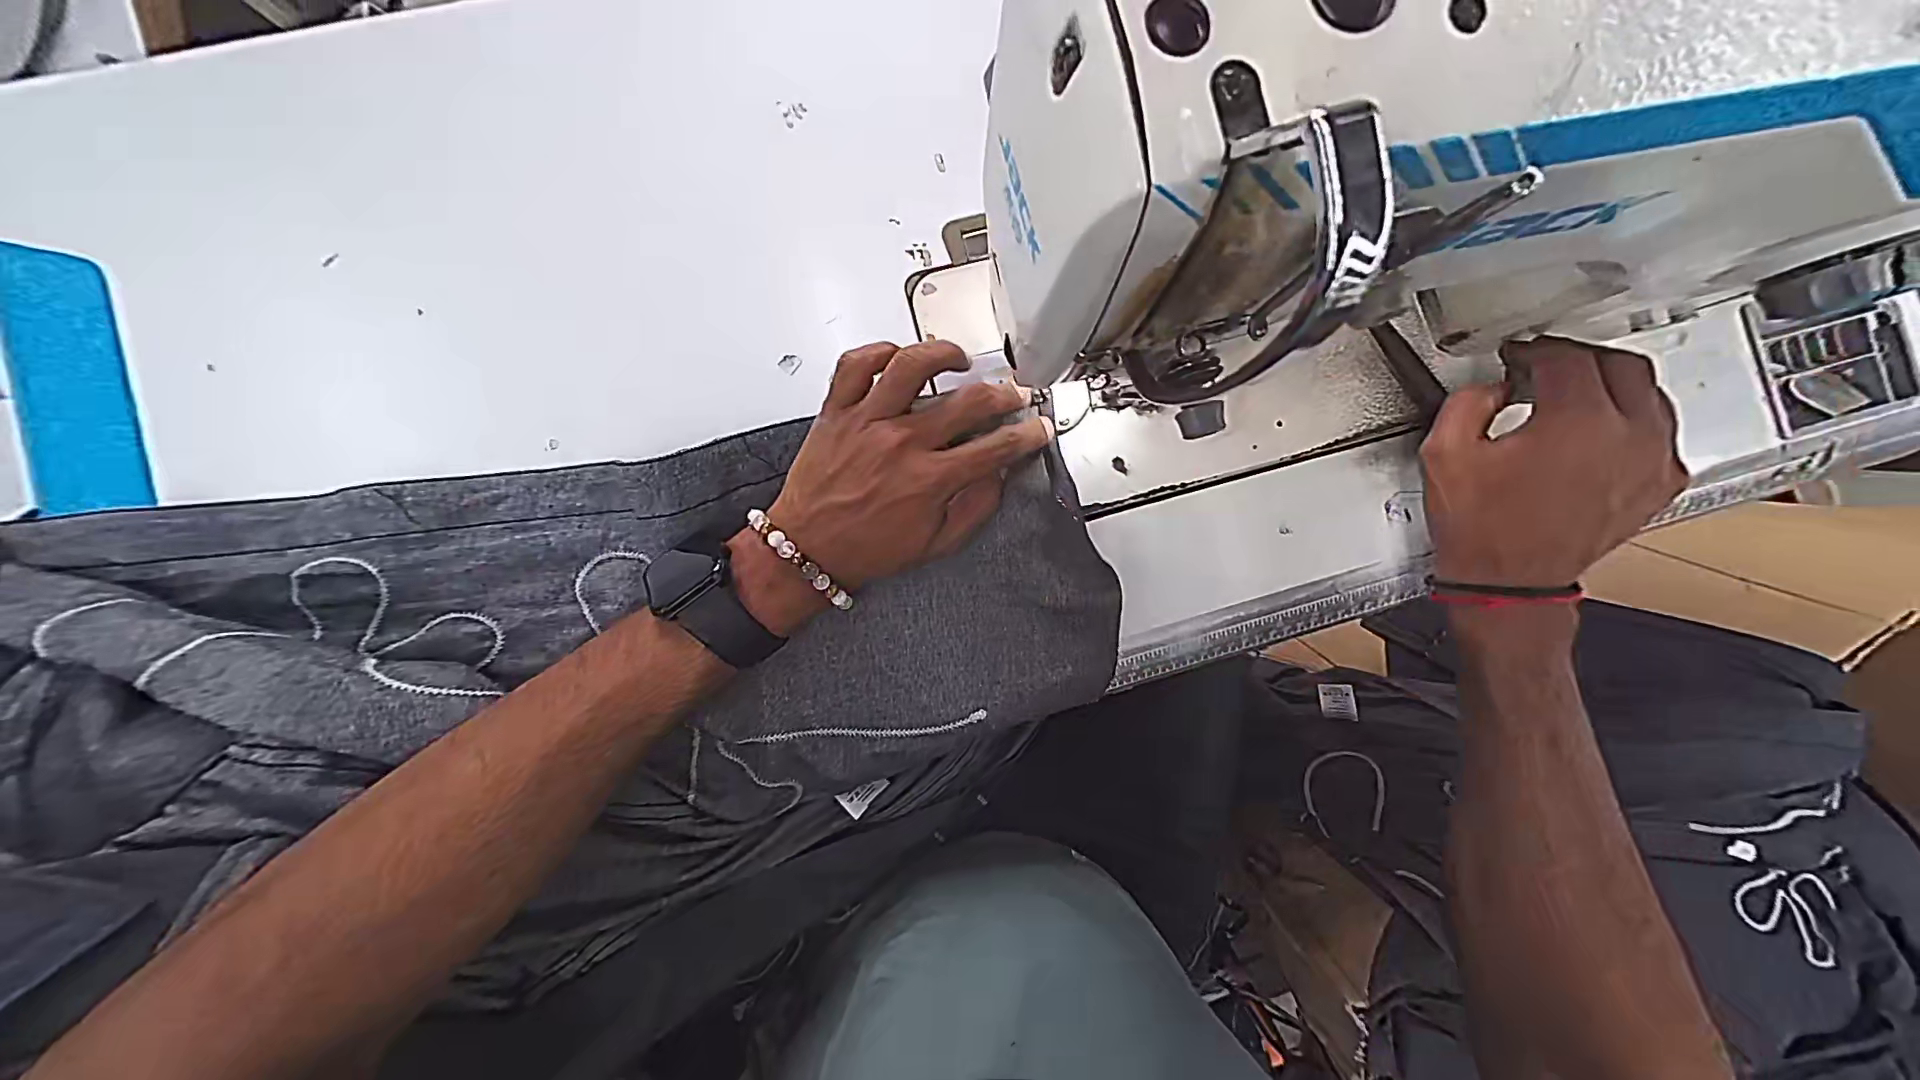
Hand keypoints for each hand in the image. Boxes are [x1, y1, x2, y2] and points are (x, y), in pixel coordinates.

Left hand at [729, 341, 1052, 633]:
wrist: (810, 549)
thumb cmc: (866, 547)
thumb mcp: (935, 544)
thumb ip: (975, 508)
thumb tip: (999, 476)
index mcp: (929, 480)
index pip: (995, 446)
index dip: (1026, 434)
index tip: (1035, 428)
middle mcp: (901, 444)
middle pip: (968, 400)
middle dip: (1004, 394)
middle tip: (1012, 394)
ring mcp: (867, 422)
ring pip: (912, 365)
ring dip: (945, 354)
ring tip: (958, 360)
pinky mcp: (838, 412)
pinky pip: (856, 364)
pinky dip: (879, 351)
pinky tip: (898, 357)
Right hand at [1420, 337, 1687, 588]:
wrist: (1509, 580)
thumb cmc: (1481, 528)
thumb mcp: (1443, 455)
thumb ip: (1466, 403)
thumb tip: (1493, 388)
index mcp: (1575, 422)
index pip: (1566, 359)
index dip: (1536, 349)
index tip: (1520, 354)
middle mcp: (1628, 435)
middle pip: (1620, 366)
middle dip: (1579, 358)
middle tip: (1548, 364)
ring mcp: (1652, 460)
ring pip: (1650, 395)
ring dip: (1612, 385)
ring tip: (1575, 393)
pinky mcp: (1660, 483)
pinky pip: (1661, 432)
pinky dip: (1634, 420)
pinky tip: (1601, 430)